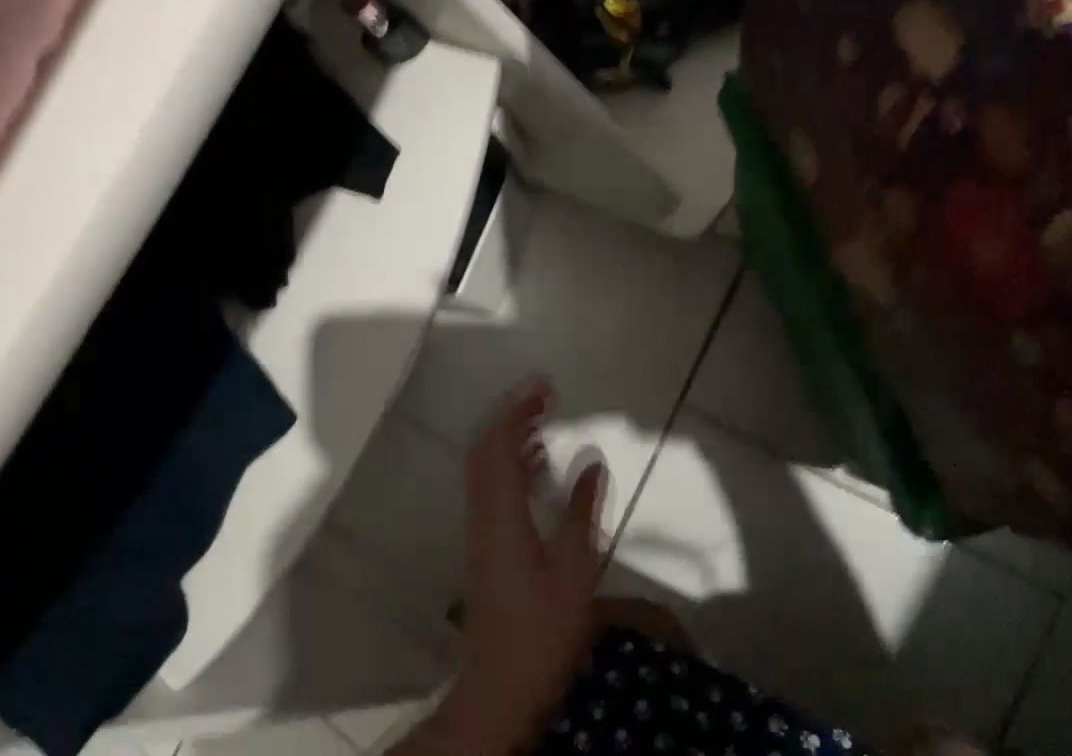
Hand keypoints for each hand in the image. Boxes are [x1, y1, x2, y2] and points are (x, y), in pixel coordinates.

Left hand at [440, 376, 605, 752]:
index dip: (517, 407)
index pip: (499, 443)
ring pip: (486, 469)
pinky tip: (537, 471)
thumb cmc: (541, 633)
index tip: (545, 383)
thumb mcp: (575, 573)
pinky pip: (492, 489)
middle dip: (512, 415)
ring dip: (511, 440)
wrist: (499, 688)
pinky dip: (511, 468)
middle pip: (486, 449)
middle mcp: (483, 514)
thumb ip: (583, 513)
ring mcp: (480, 531)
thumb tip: (590, 460)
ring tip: (544, 422)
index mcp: (500, 514)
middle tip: (547, 396)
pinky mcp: (485, 547)